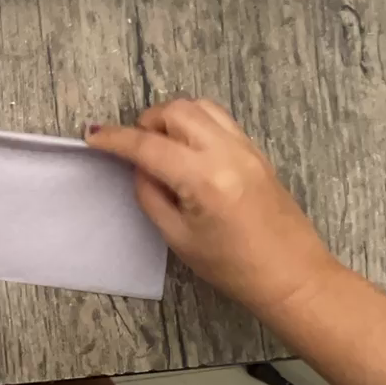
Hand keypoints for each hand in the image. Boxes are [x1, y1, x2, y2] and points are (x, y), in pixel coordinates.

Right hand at [86, 99, 344, 315]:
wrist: (294, 277)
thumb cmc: (234, 268)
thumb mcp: (178, 237)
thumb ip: (150, 194)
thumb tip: (138, 167)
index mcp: (204, 179)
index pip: (148, 146)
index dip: (115, 139)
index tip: (91, 135)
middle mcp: (227, 153)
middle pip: (175, 111)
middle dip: (146, 123)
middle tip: (135, 148)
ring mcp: (246, 148)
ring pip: (199, 107)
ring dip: (172, 118)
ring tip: (162, 146)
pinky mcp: (256, 151)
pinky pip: (218, 119)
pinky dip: (194, 123)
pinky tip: (187, 150)